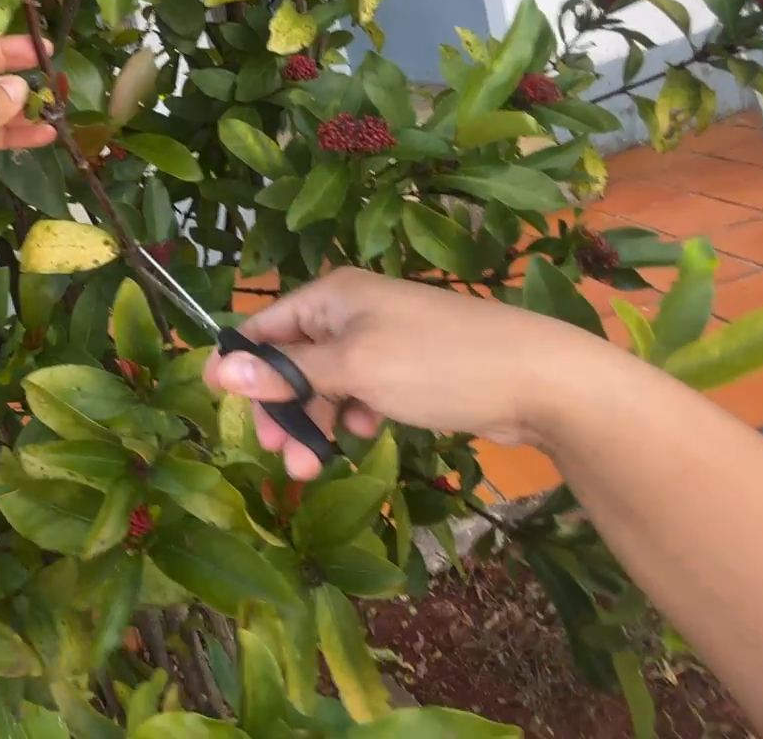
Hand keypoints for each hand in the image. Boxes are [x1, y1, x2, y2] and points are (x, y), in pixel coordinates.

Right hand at [201, 267, 625, 478]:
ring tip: (310, 466)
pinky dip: (352, 412)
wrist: (544, 381)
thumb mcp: (351, 369)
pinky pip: (359, 389)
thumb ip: (285, 373)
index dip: (241, 364)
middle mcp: (349, 311)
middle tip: (275, 452)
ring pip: (325, 380)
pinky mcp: (406, 367)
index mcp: (330, 296)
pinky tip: (364, 433)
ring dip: (314, 419)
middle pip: (293, 359)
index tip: (220, 404)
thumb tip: (218, 372)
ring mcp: (380, 339)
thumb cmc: (435, 363)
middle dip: (281, 405)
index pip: (265, 326)